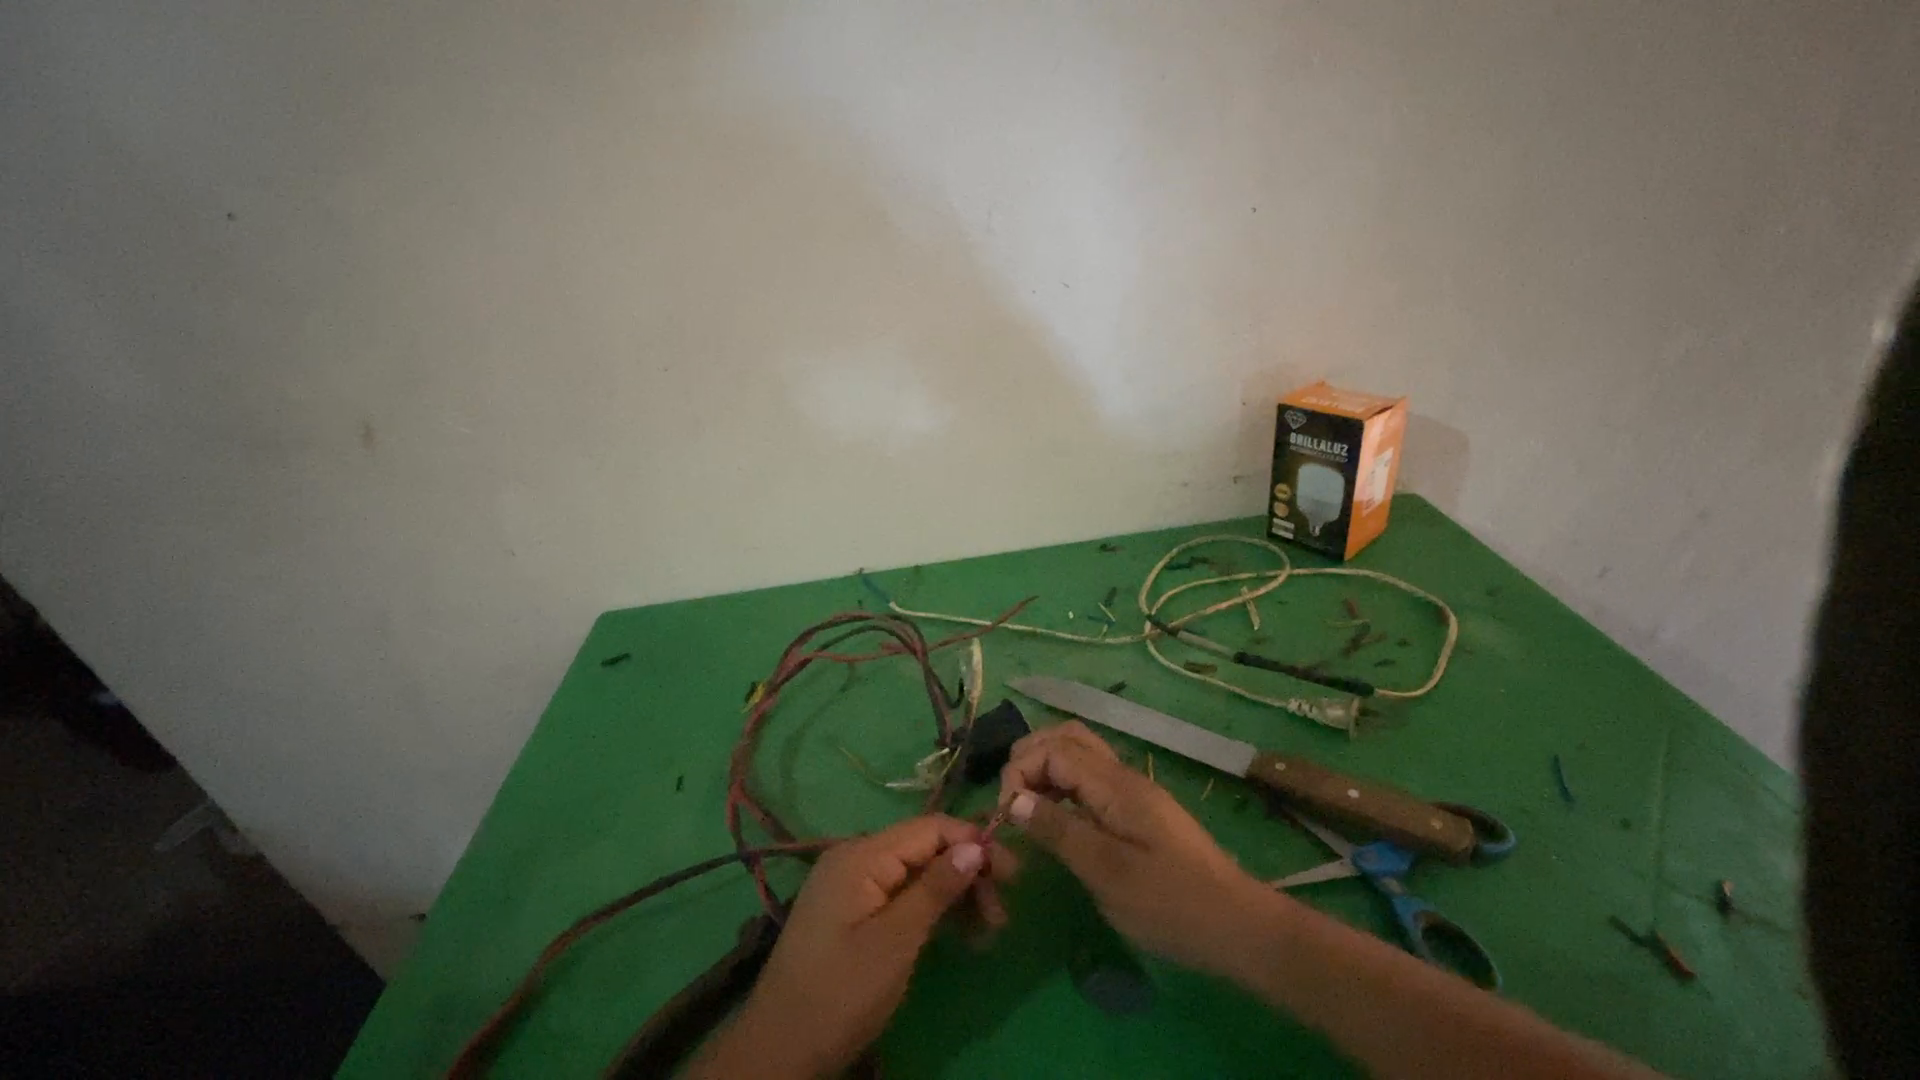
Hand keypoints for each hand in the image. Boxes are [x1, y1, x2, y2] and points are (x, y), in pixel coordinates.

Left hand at [693, 816, 1015, 1077]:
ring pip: (918, 874)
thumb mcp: (896, 941)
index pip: (930, 828)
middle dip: (968, 874)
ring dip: (956, 895)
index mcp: (861, 856)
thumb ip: (935, 889)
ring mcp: (853, 886)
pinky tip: (959, 934)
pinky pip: (902, 896)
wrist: (779, 1049)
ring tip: (988, 932)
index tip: (1013, 875)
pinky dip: (933, 911)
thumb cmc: (840, 993)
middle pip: (926, 849)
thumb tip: (975, 845)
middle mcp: (856, 859)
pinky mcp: (854, 912)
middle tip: (1002, 916)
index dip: (974, 843)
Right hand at [999, 721, 1280, 976]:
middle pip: (1068, 737)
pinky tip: (1056, 821)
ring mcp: (1134, 793)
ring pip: (1080, 755)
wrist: (1237, 926)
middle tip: (1012, 803)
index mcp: (1116, 785)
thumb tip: (1013, 799)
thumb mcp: (1106, 872)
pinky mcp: (1139, 813)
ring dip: (1046, 771)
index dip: (1021, 770)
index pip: (1054, 748)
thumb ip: (1058, 830)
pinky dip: (1064, 788)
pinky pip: (1092, 781)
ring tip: (1027, 811)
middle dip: (1030, 759)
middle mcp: (1124, 777)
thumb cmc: (1169, 903)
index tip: (1007, 815)